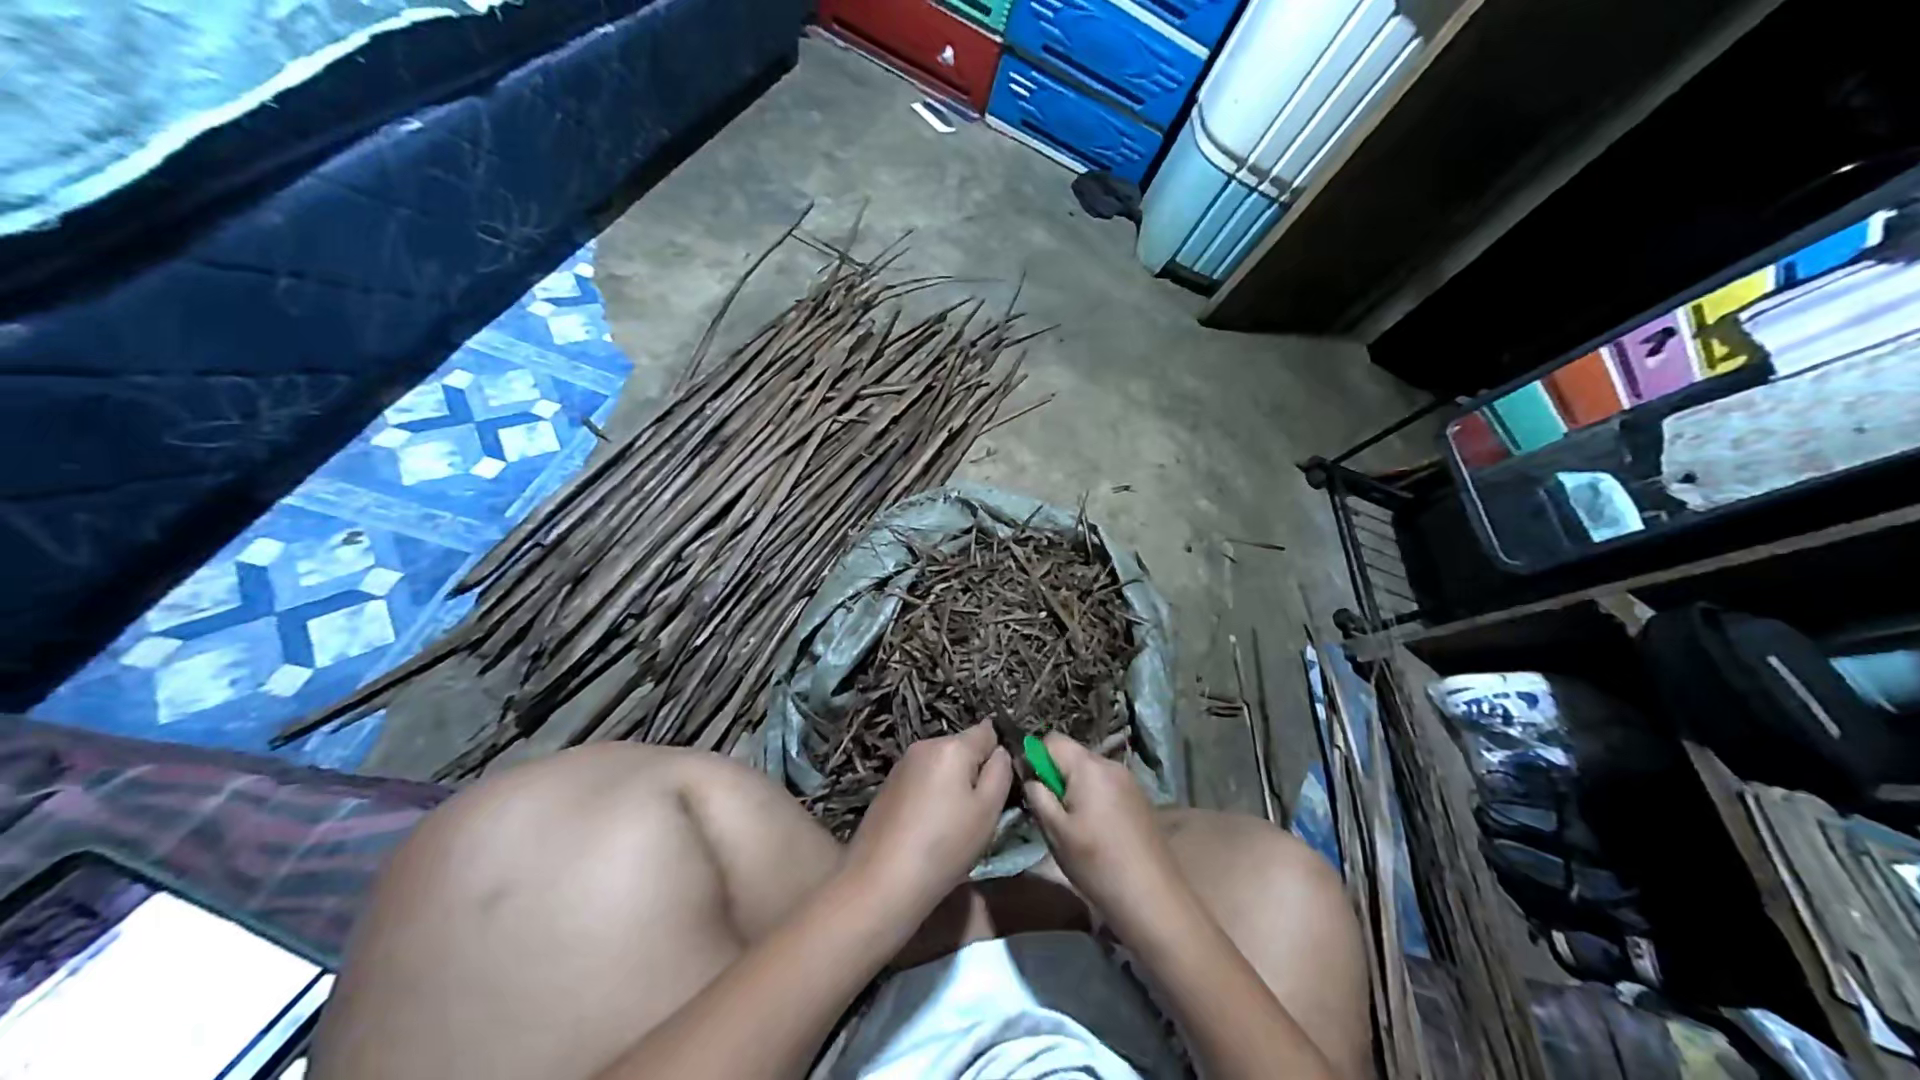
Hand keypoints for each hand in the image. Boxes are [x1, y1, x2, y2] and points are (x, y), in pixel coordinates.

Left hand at [845, 721, 1013, 917]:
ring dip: (952, 784)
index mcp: (951, 746)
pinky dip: (931, 795)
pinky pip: (922, 780)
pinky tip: (927, 827)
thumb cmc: (944, 846)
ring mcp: (902, 765)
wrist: (881, 880)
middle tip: (977, 812)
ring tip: (951, 824)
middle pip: (962, 748)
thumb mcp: (988, 811)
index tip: (998, 788)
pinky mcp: (887, 785)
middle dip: (973, 771)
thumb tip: (999, 751)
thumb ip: (1000, 772)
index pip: (987, 731)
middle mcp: (924, 745)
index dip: (998, 756)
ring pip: (941, 765)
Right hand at [1023, 733, 1182, 927]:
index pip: (1052, 740)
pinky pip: (1106, 786)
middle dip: (1057, 776)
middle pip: (1072, 755)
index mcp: (1089, 767)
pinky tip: (1098, 831)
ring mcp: (1129, 781)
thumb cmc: (1097, 863)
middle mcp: (1111, 765)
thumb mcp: (1055, 831)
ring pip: (1089, 772)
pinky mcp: (1139, 798)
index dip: (1036, 758)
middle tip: (1052, 813)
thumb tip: (1030, 776)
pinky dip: (1094, 798)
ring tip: (1075, 826)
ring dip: (1075, 788)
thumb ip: (1038, 796)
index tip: (1033, 788)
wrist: (1152, 897)